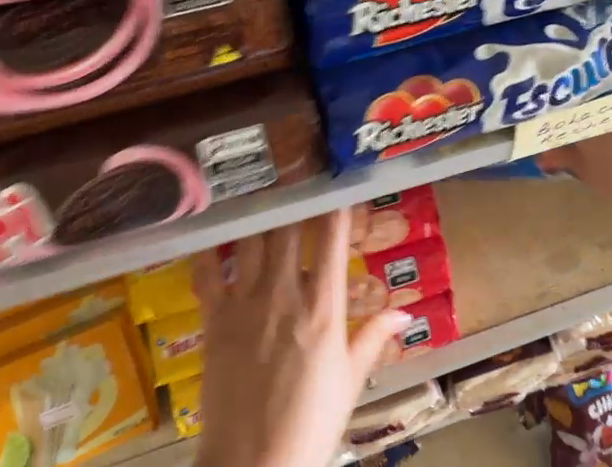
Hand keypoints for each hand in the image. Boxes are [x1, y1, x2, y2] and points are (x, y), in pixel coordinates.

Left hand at [192, 210, 411, 466]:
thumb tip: (404, 312)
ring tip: (262, 190)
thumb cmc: (311, 425)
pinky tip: (212, 230)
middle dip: (294, 198)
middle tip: (299, 175)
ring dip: (258, 215)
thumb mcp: (351, 382)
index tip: (340, 185)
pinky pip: (207, 272)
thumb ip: (373, 339)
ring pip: (250, 241)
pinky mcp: (214, 320)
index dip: (336, 207)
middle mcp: (283, 294)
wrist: (254, 465)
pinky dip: (209, 248)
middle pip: (288, 229)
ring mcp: (244, 304)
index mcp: (323, 308)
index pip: (332, 240)